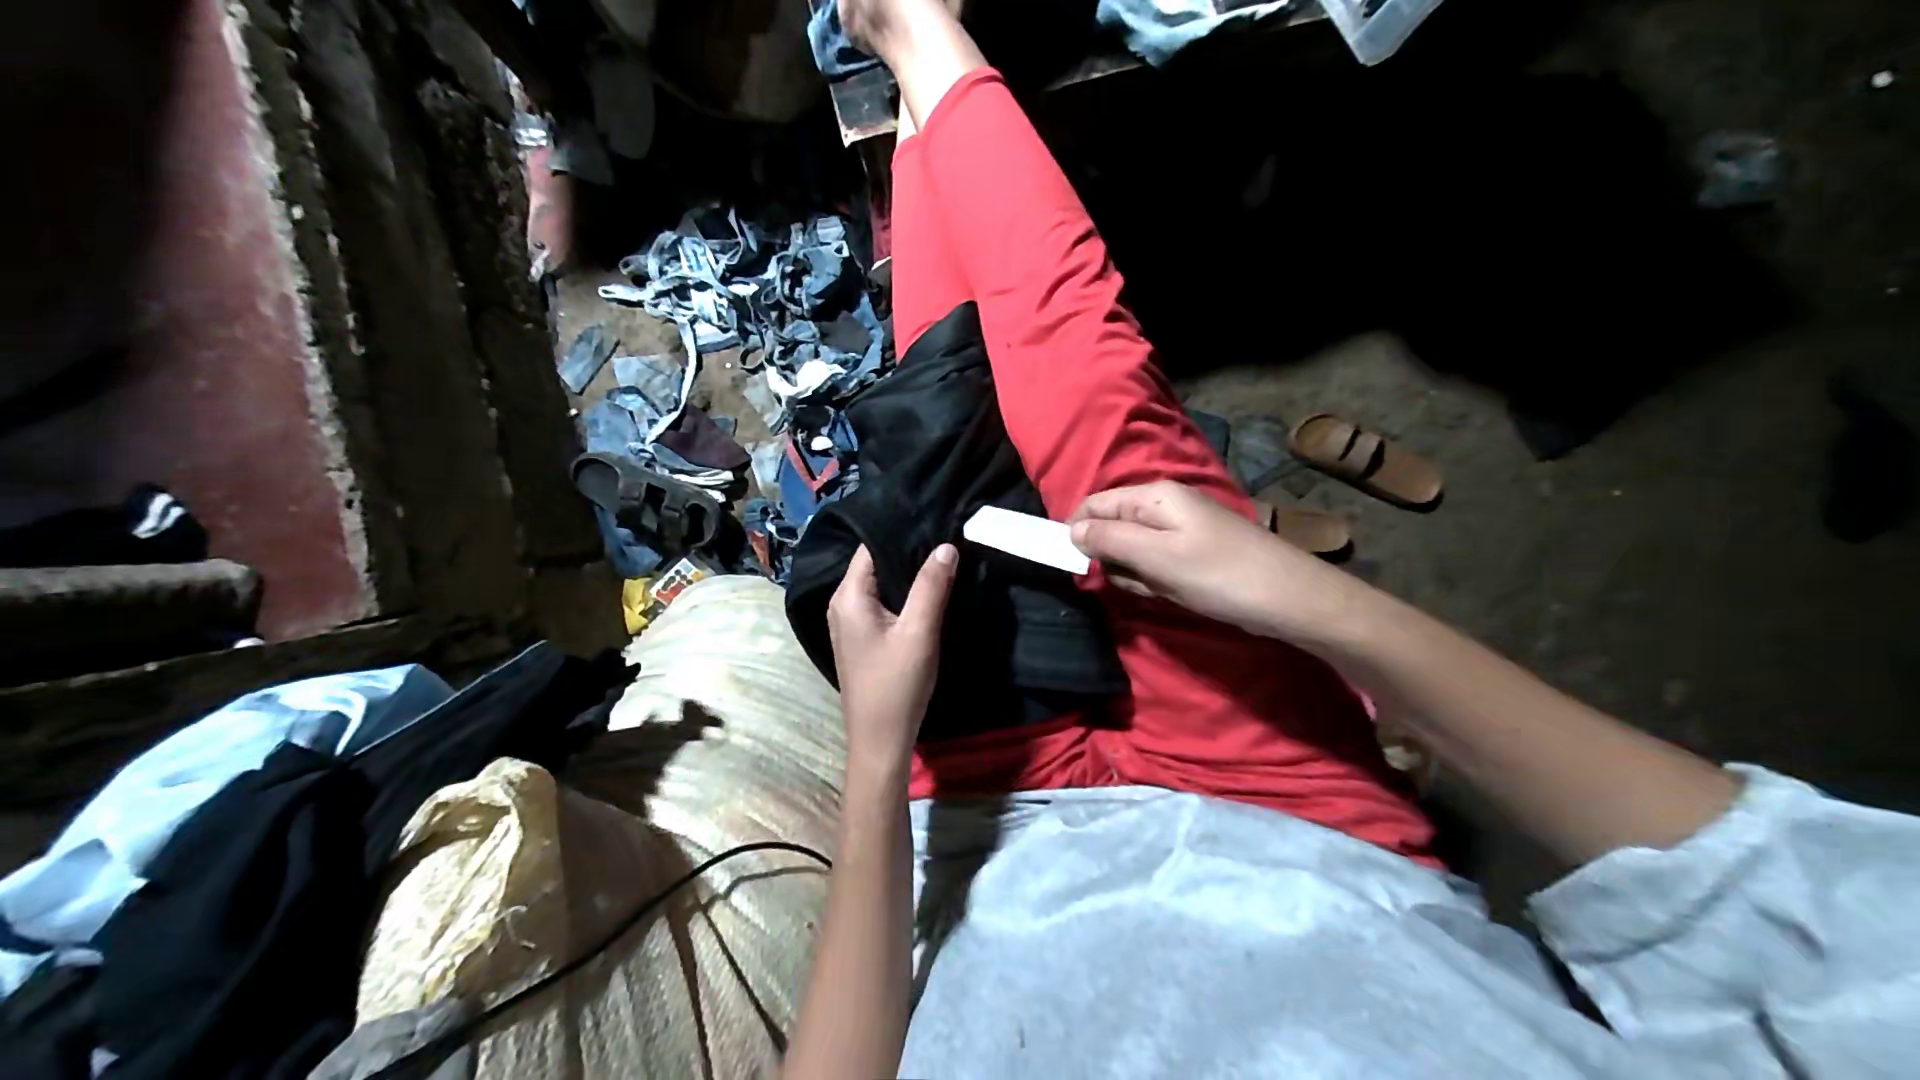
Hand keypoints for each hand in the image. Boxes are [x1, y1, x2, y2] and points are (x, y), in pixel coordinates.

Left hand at [827, 544, 957, 769]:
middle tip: (944, 535)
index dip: (901, 531)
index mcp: (848, 596)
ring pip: (880, 584)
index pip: (871, 547)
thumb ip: (931, 586)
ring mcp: (849, 622)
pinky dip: (903, 595)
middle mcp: (842, 604)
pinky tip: (928, 592)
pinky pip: (881, 603)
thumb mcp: (919, 632)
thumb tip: (945, 545)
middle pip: (875, 564)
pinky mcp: (862, 638)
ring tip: (941, 558)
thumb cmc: (897, 684)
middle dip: (907, 551)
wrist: (881, 740)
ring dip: (907, 575)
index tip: (933, 517)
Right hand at [1069, 481, 1361, 644]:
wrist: (1290, 600)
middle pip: (1112, 528)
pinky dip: (1155, 581)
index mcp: (1153, 495)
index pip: (1095, 504)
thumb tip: (1070, 530)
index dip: (1078, 531)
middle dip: (1111, 558)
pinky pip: (1155, 564)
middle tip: (1133, 581)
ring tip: (1160, 589)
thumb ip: (1109, 540)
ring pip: (1132, 551)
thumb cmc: (1219, 574)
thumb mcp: (1157, 556)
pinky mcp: (1191, 554)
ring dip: (1135, 575)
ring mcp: (1180, 531)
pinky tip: (1173, 593)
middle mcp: (1164, 505)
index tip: (1073, 565)